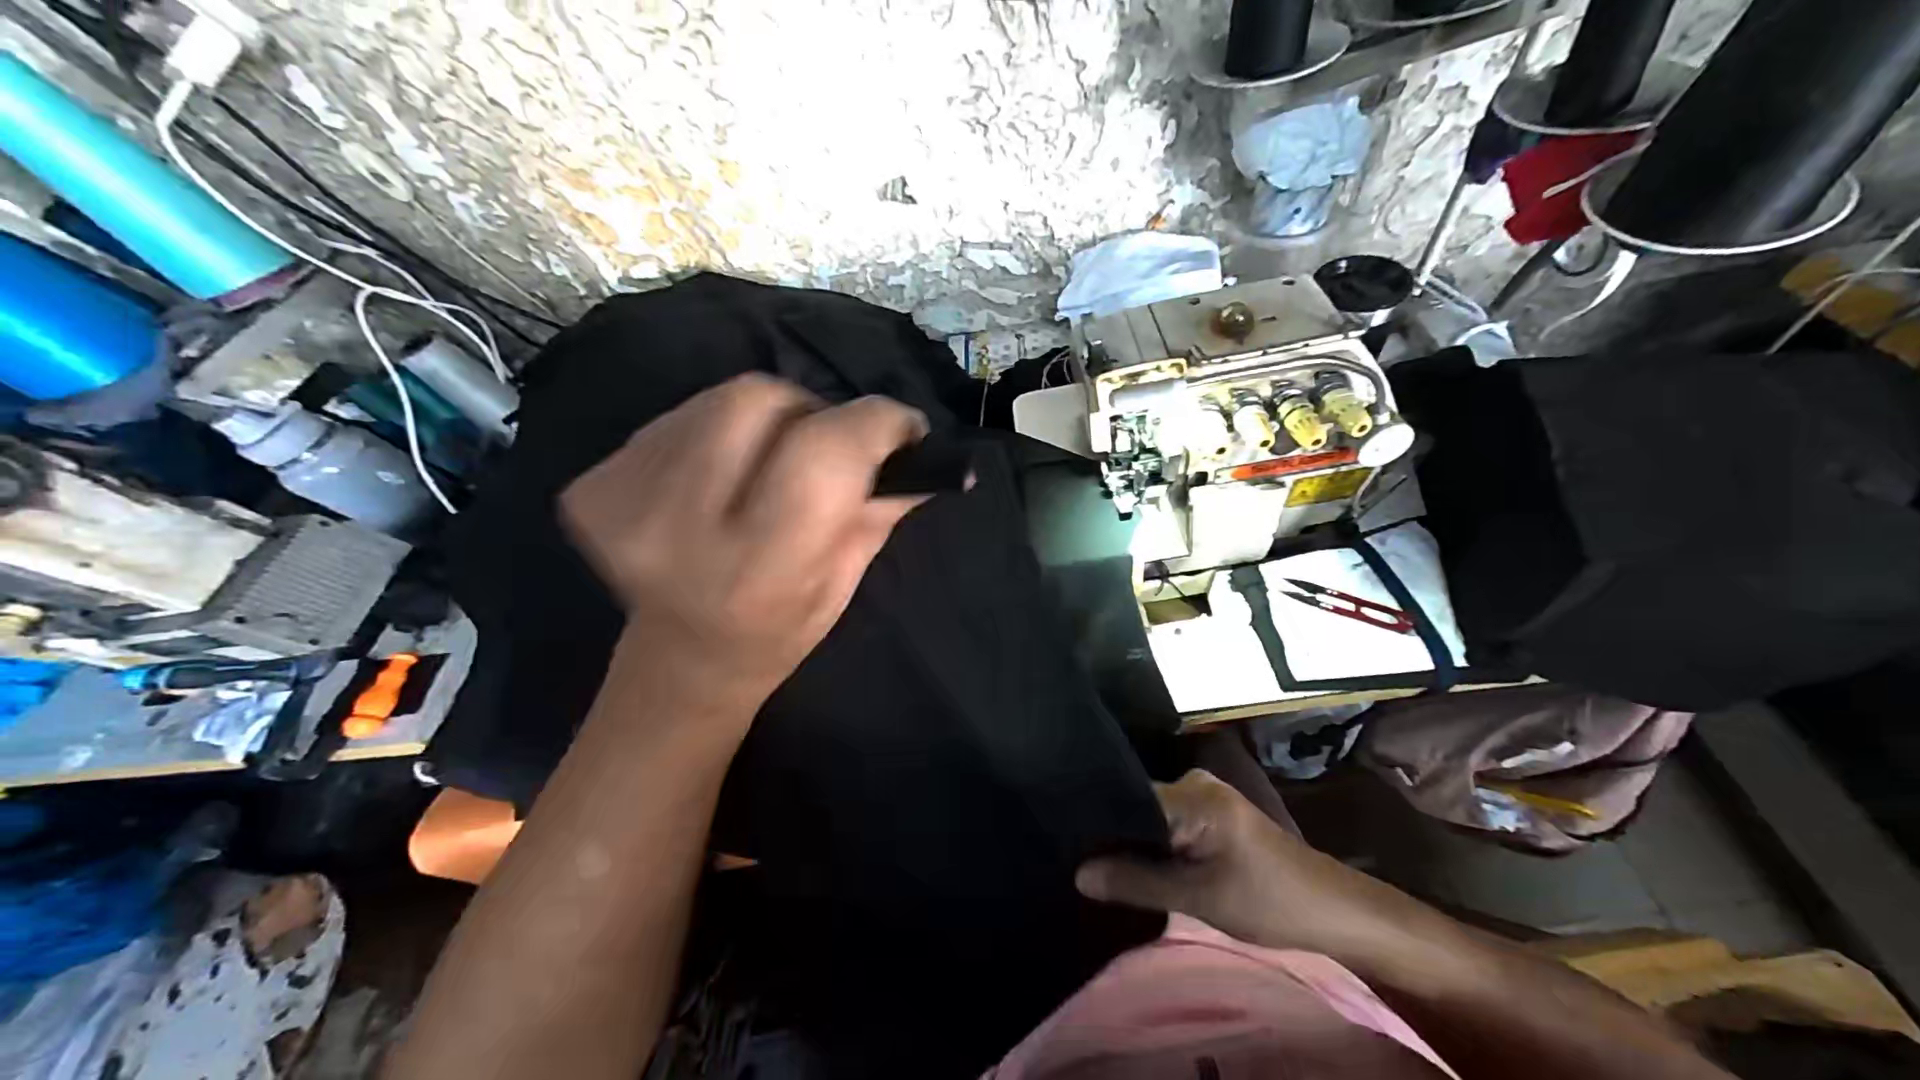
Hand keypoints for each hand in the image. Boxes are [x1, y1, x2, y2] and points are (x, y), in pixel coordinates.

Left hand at [560, 374, 929, 712]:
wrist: (681, 661)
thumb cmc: (779, 630)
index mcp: (758, 568)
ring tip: (768, 462)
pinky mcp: (592, 488)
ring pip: (716, 399)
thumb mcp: (845, 580)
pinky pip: (675, 417)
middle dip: (808, 409)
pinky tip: (719, 476)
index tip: (902, 426)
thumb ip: (884, 506)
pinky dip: (714, 431)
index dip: (875, 421)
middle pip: (758, 398)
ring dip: (761, 419)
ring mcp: (626, 506)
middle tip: (823, 442)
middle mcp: (682, 531)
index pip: (825, 452)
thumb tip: (938, 453)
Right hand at [1076, 771, 1455, 970]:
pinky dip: (1149, 844)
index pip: (1126, 795)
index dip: (1095, 819)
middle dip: (1109, 831)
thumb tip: (1077, 873)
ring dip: (1129, 840)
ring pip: (1149, 816)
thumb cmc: (1269, 901)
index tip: (1062, 838)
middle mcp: (1194, 785)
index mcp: (1193, 793)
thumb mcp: (1198, 897)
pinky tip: (1129, 862)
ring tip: (1089, 858)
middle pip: (1135, 803)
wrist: (1335, 913)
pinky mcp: (1210, 817)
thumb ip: (1136, 882)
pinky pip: (1166, 824)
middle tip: (1070, 853)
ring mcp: (1204, 799)